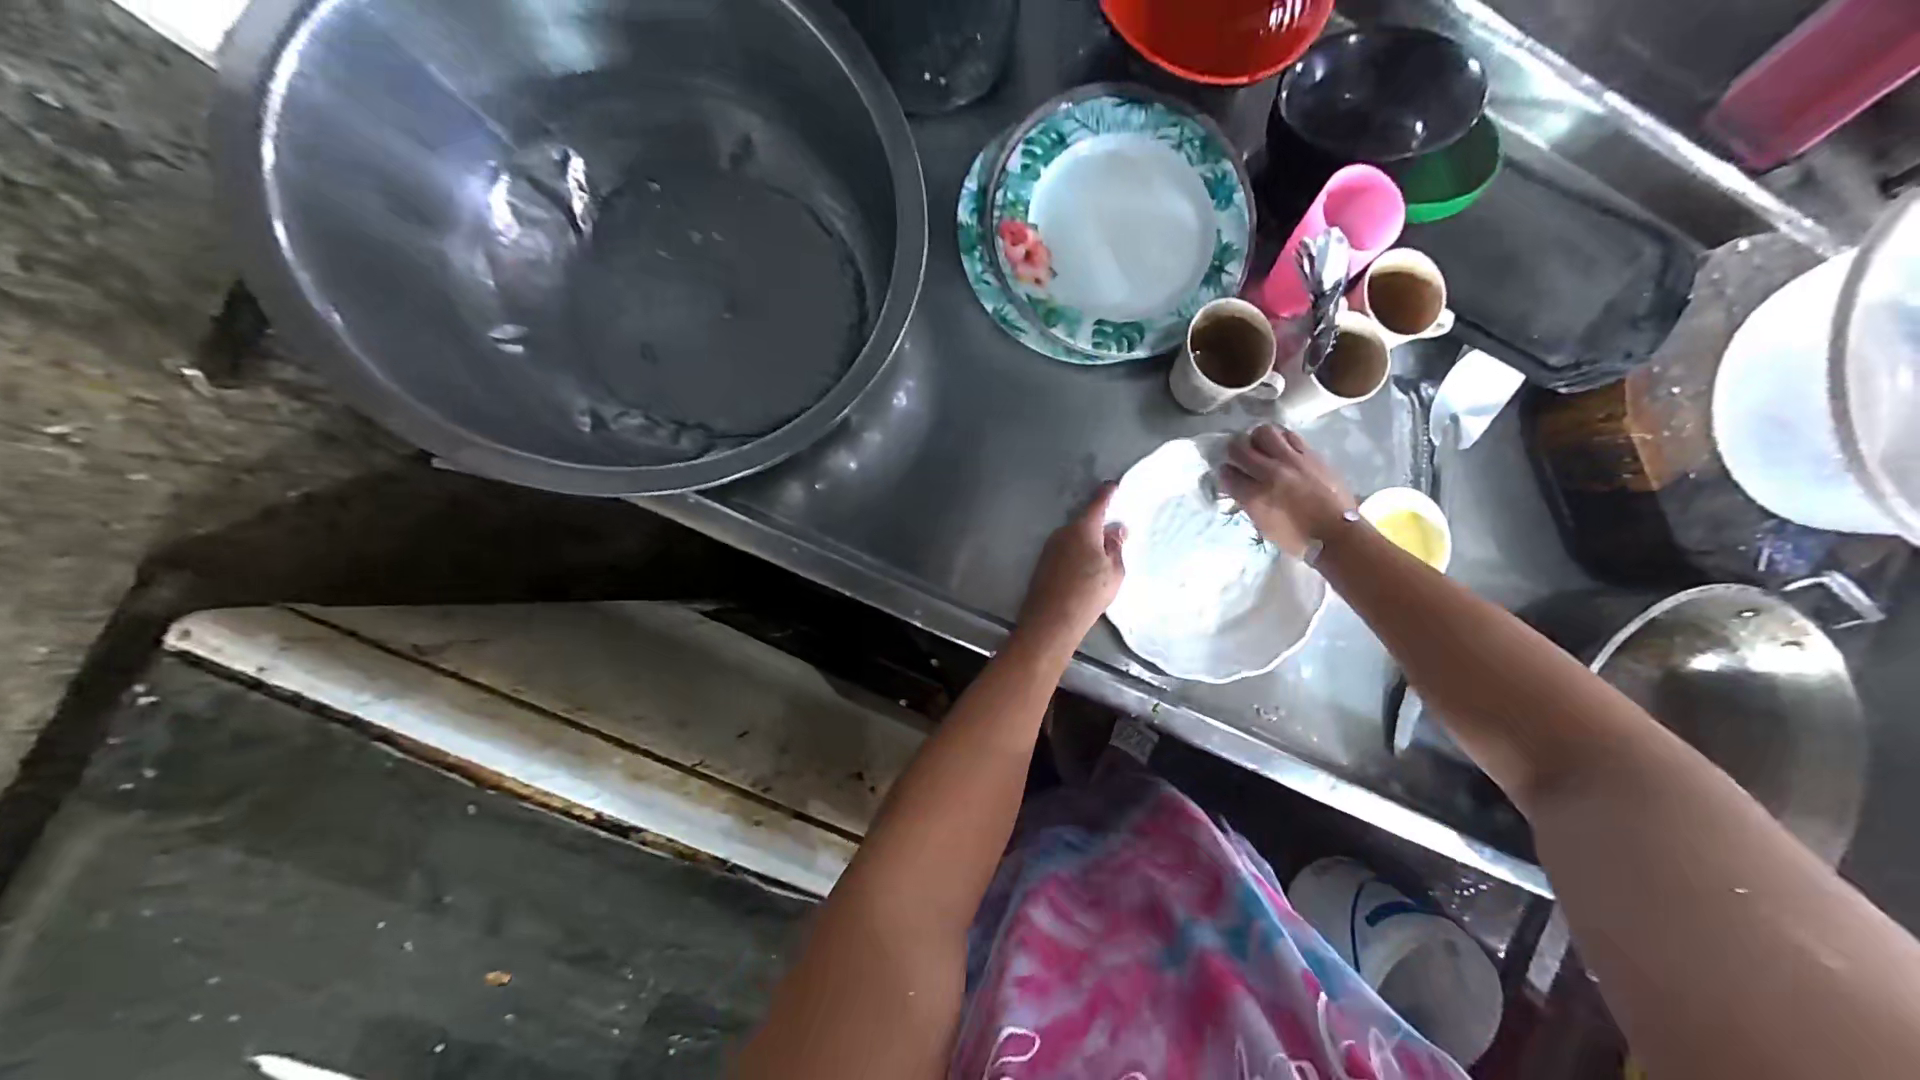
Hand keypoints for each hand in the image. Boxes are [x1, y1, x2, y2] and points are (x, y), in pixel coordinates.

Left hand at [1016, 482, 1126, 646]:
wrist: (1051, 620)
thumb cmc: (1089, 593)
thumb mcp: (1114, 571)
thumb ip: (1116, 547)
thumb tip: (1116, 530)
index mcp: (1082, 529)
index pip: (1097, 503)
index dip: (1107, 494)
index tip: (1113, 486)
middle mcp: (1062, 532)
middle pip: (1084, 522)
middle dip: (1098, 526)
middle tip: (1114, 536)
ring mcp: (1049, 547)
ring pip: (1073, 537)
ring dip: (1086, 542)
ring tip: (1100, 560)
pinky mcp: (1042, 562)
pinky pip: (1064, 550)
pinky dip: (1075, 553)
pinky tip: (1083, 570)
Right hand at [1218, 423, 1356, 556]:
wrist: (1336, 532)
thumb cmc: (1295, 536)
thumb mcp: (1262, 524)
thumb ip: (1247, 501)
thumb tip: (1238, 485)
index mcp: (1255, 496)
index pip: (1227, 473)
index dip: (1225, 472)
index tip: (1228, 474)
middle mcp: (1270, 473)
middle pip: (1240, 448)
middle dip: (1234, 450)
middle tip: (1239, 455)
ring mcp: (1292, 461)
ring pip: (1264, 432)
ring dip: (1257, 438)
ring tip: (1261, 446)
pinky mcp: (1311, 455)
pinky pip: (1289, 436)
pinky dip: (1280, 438)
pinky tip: (1281, 446)